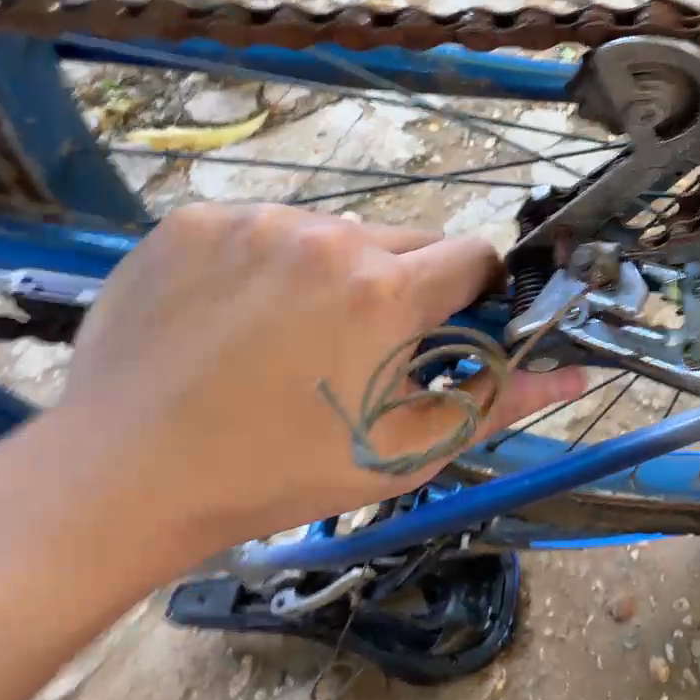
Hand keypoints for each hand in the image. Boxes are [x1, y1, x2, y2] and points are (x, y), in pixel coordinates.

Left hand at [29, 203, 585, 561]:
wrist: (120, 480)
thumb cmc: (281, 470)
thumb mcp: (407, 450)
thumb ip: (500, 400)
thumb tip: (578, 372)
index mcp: (388, 290)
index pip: (473, 254)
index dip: (471, 292)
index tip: (444, 326)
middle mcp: (330, 235)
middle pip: (408, 240)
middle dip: (406, 283)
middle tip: (364, 343)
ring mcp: (256, 221)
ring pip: (337, 231)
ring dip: (337, 271)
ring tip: (292, 332)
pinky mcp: (195, 220)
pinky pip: (266, 227)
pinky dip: (270, 262)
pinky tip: (238, 313)